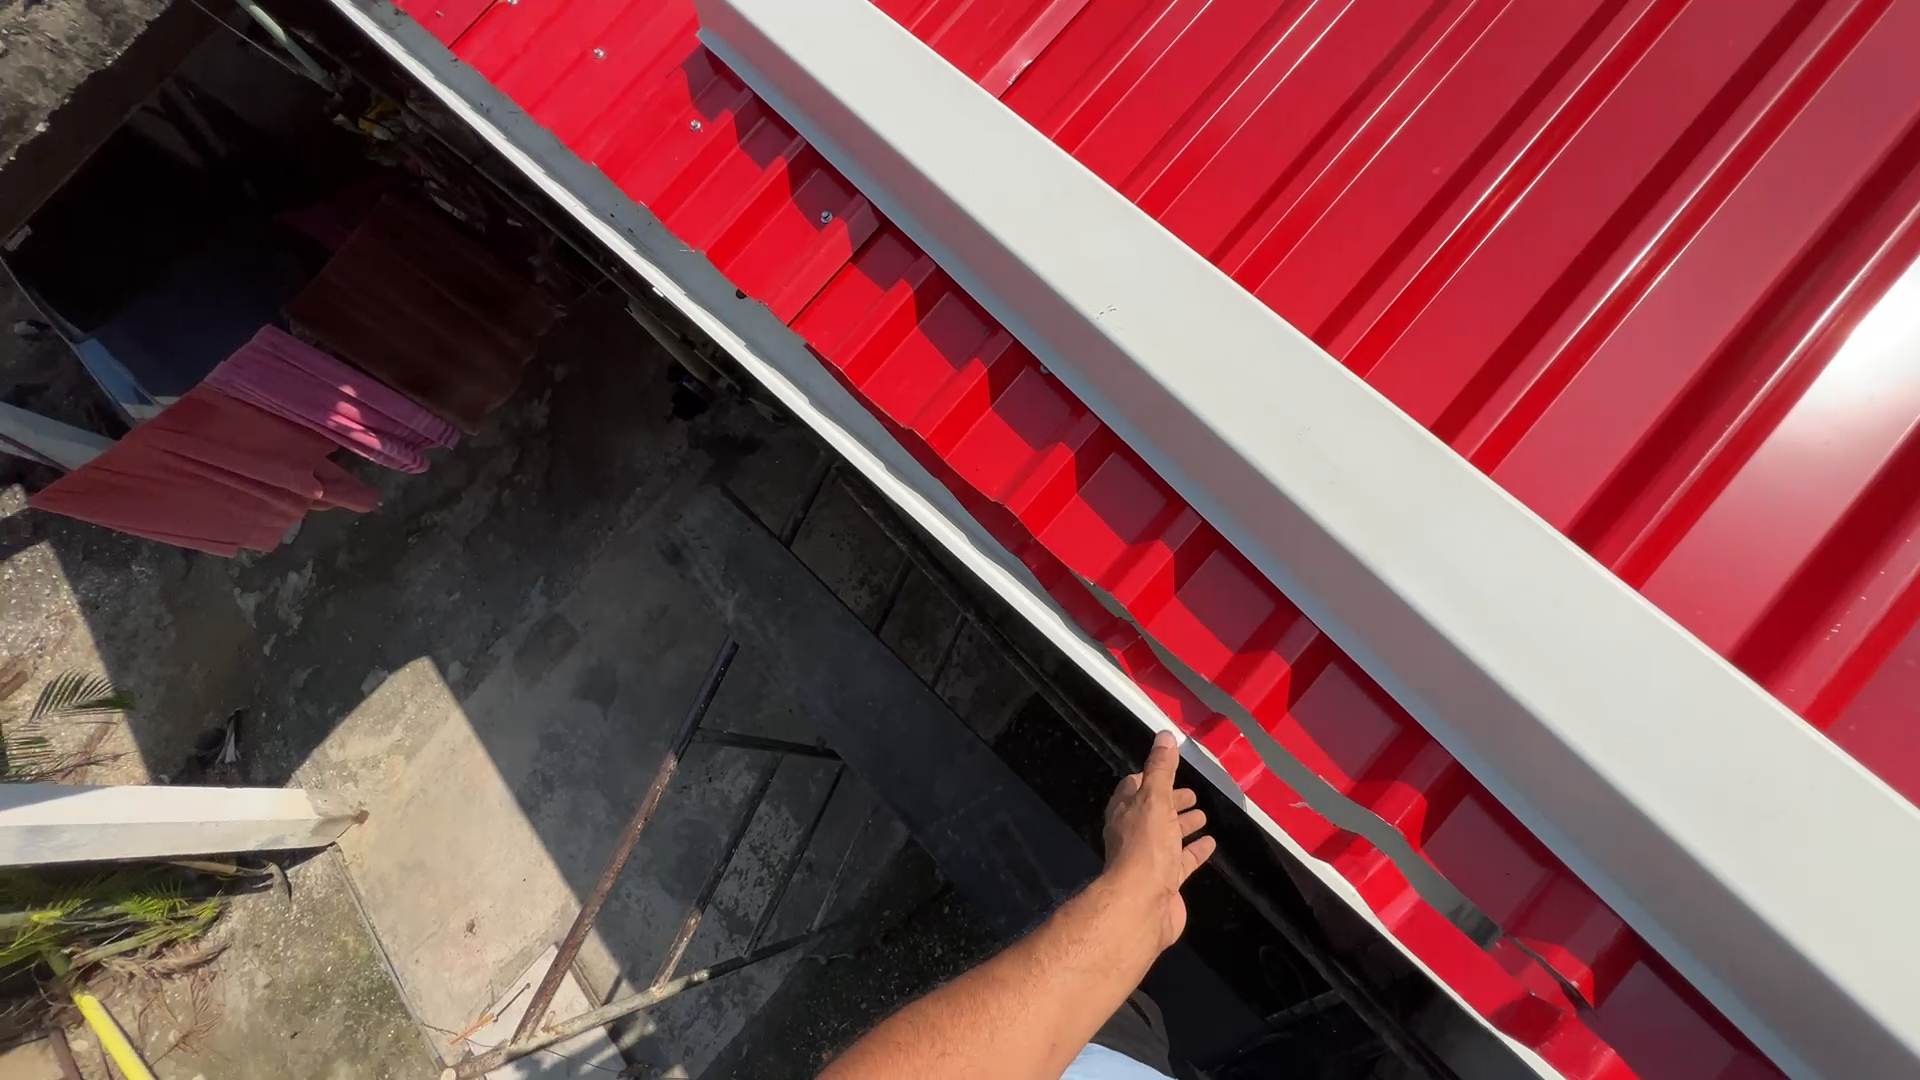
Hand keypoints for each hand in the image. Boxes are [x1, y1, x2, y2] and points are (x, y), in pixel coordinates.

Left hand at [1100, 730, 1215, 949]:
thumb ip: (1161, 769)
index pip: (1134, 786)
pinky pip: (1182, 860)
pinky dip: (1195, 851)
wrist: (1142, 904)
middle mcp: (1133, 832)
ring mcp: (1150, 858)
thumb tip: (1164, 736)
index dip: (1151, 776)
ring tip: (1203, 814)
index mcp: (1125, 810)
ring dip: (1183, 823)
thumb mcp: (1154, 799)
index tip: (1168, 769)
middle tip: (1191, 793)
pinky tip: (1211, 844)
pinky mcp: (1166, 881)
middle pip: (1153, 810)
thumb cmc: (1145, 846)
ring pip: (1167, 835)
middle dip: (1170, 800)